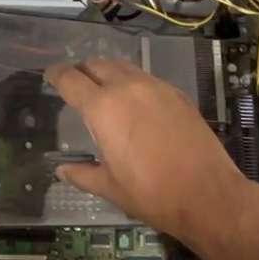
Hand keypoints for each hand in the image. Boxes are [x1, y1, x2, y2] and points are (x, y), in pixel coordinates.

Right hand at [48, 58, 253, 241]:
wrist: (208, 194)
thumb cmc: (152, 194)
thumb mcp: (110, 188)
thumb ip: (81, 174)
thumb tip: (62, 170)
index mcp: (102, 108)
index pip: (70, 79)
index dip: (56, 75)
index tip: (50, 77)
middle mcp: (127, 88)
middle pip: (96, 65)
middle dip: (81, 71)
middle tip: (75, 85)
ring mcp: (155, 87)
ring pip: (122, 67)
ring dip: (107, 74)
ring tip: (104, 90)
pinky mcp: (176, 94)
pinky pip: (146, 78)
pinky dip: (132, 83)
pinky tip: (135, 103)